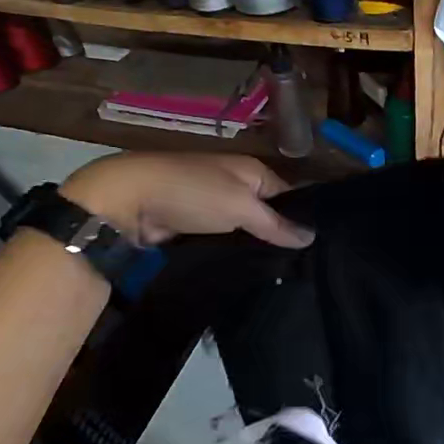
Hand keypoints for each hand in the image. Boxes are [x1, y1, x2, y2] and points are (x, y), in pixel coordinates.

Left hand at [58, 152, 314, 248]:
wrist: (126, 201)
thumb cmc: (192, 193)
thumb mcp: (242, 207)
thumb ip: (277, 225)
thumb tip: (312, 237)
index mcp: (251, 170)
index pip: (289, 195)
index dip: (302, 219)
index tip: (317, 247)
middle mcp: (234, 183)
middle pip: (267, 213)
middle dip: (280, 236)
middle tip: (302, 266)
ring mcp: (213, 204)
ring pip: (246, 228)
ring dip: (256, 246)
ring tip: (281, 272)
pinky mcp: (195, 224)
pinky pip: (224, 239)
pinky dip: (234, 251)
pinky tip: (249, 269)